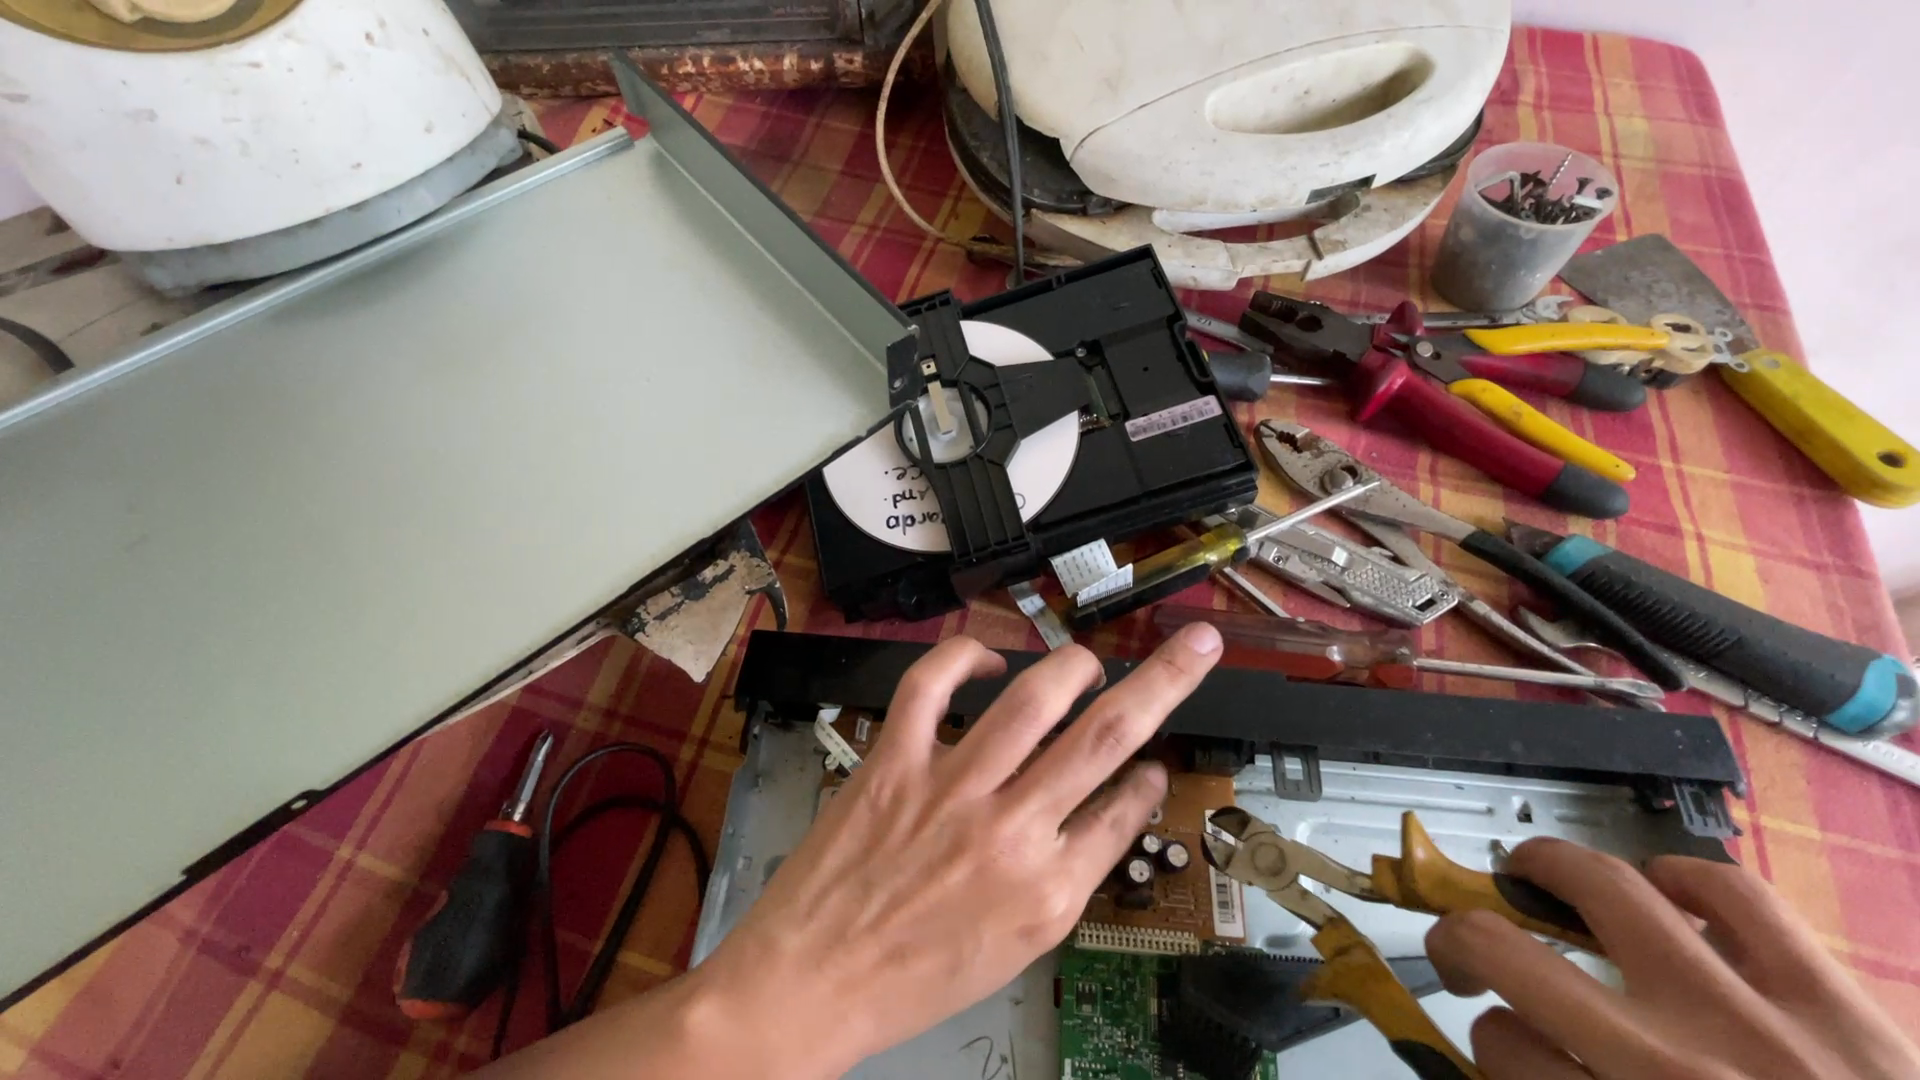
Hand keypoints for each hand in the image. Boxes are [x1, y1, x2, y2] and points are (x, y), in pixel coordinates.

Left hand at [686, 626, 1221, 1075]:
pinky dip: (964, 658)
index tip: (1153, 762)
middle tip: (1195, 645)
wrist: (813, 982)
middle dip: (1167, 680)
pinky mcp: (894, 762)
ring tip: (1087, 661)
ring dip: (1074, 666)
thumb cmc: (916, 975)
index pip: (1126, 809)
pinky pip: (930, 685)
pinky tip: (988, 663)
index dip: (1149, 775)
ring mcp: (950, 788)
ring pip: (1033, 699)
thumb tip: (1116, 806)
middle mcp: (1010, 830)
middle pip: (1108, 736)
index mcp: (1048, 889)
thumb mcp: (1017, 947)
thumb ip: (1072, 873)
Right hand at [1426, 841, 1919, 1078]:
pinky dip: (1682, 878)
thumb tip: (1525, 1061)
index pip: (1497, 1048)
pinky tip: (1665, 890)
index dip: (1486, 1042)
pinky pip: (1736, 895)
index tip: (1504, 1049)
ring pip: (1604, 888)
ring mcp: (1757, 1019)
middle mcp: (1669, 1065)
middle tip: (1465, 945)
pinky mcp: (1842, 1002)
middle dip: (1459, 941)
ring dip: (1545, 871)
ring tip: (1534, 873)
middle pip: (1504, 953)